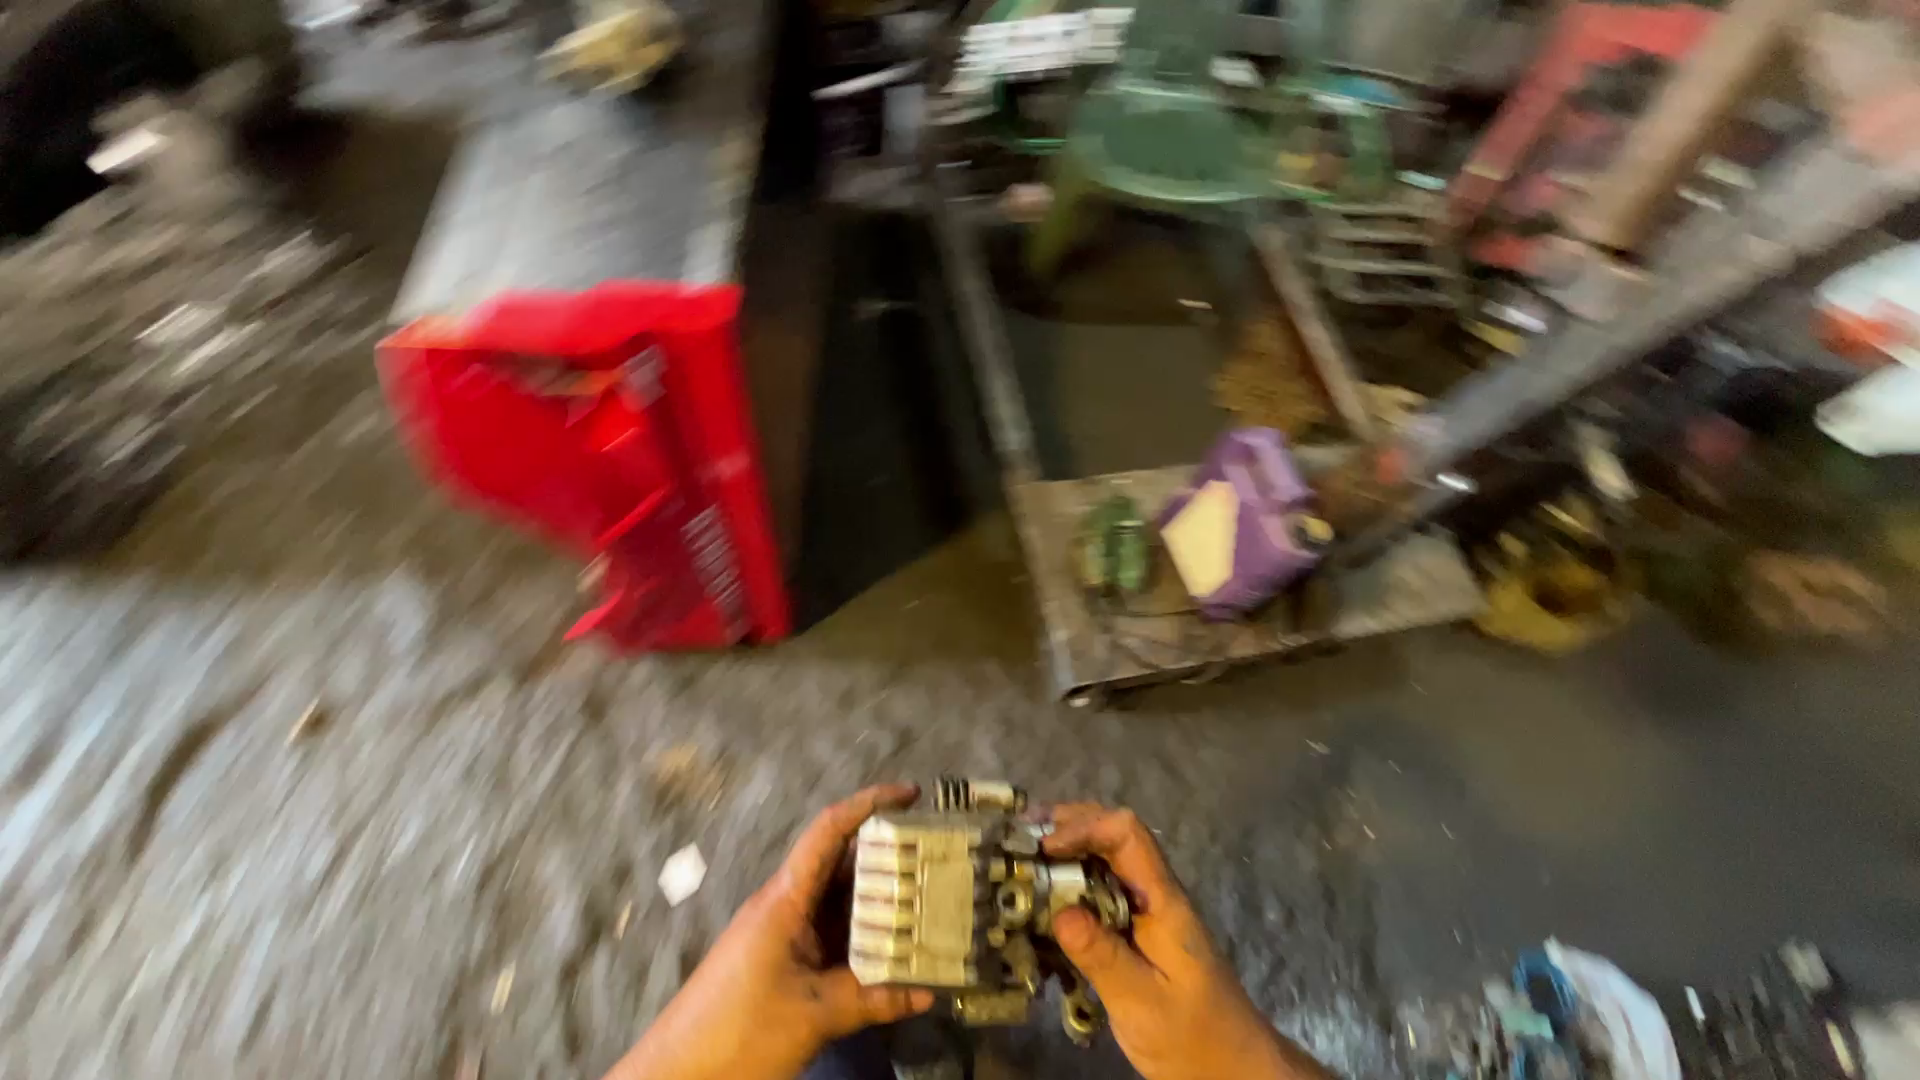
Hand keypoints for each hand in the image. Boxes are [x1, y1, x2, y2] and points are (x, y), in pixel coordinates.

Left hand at [608, 784, 934, 1079]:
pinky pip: (833, 934)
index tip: (912, 794)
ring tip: (930, 899)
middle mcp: (788, 904)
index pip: (831, 830)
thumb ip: (873, 1000)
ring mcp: (785, 932)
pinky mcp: (784, 959)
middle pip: (844, 864)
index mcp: (788, 898)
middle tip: (937, 856)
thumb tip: (927, 991)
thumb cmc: (739, 1032)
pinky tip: (896, 949)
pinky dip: (865, 936)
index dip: (870, 803)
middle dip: (889, 856)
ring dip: (880, 900)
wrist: (676, 1076)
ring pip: (841, 902)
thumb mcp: (814, 1015)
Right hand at [1044, 805, 1330, 1079]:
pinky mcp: (1135, 928)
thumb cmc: (1193, 1035)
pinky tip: (1042, 891)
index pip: (1127, 833)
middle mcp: (1153, 892)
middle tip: (1021, 836)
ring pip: (1105, 856)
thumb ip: (1103, 957)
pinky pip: (1100, 887)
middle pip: (1113, 833)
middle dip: (1068, 825)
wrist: (1232, 1068)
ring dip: (1065, 848)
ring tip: (1023, 854)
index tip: (1045, 848)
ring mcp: (1145, 908)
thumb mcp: (1142, 1003)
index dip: (1084, 828)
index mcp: (1162, 899)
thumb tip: (1059, 911)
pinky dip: (1069, 878)